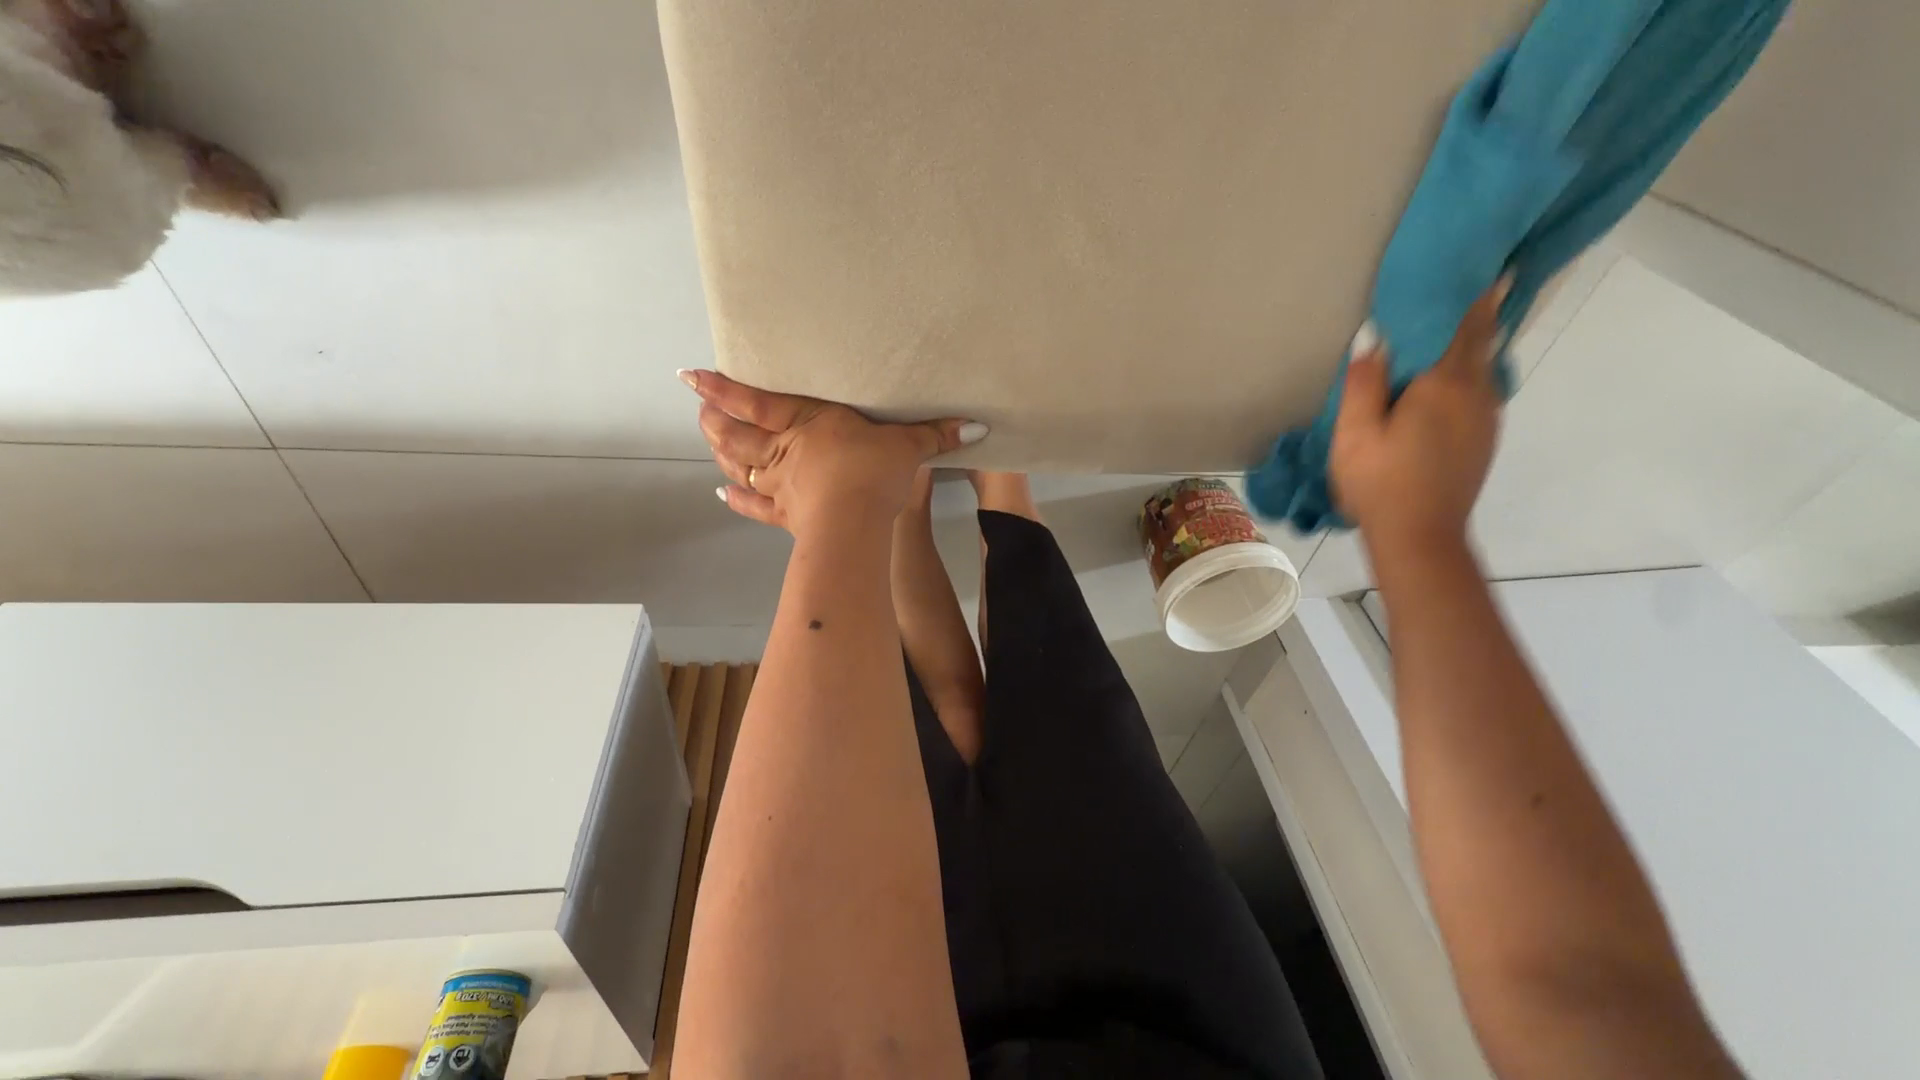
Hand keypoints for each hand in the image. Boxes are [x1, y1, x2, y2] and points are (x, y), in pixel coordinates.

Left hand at [684, 370, 987, 535]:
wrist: (854, 525)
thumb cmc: (872, 473)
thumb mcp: (908, 448)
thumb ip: (937, 434)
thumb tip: (979, 426)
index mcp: (806, 423)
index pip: (754, 400)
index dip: (721, 388)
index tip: (689, 375)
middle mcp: (783, 451)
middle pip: (736, 433)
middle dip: (714, 418)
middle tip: (699, 406)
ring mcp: (779, 485)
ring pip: (738, 464)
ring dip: (718, 451)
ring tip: (705, 435)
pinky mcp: (783, 516)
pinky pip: (753, 504)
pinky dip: (735, 497)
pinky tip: (720, 492)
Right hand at [1329, 278, 1508, 551]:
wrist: (1420, 538)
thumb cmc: (1381, 484)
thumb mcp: (1354, 433)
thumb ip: (1364, 382)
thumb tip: (1374, 337)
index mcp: (1442, 385)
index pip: (1461, 326)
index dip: (1472, 295)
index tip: (1489, 265)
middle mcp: (1475, 393)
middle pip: (1481, 341)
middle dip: (1483, 311)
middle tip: (1491, 279)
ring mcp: (1486, 419)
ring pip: (1484, 367)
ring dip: (1478, 342)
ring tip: (1470, 322)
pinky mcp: (1483, 440)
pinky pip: (1481, 390)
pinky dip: (1474, 371)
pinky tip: (1459, 375)